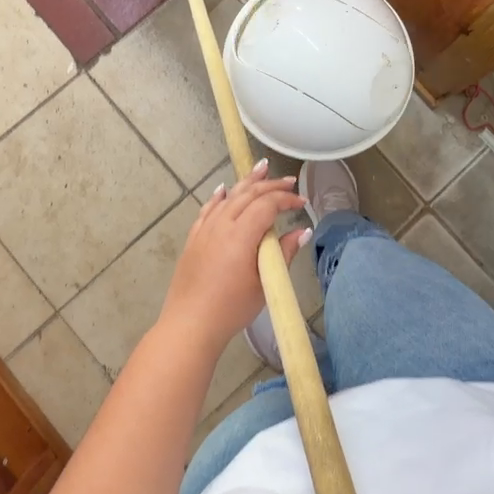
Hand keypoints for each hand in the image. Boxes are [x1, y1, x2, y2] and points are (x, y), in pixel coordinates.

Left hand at [159, 159, 309, 355]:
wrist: (190, 324)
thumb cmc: (232, 308)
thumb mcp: (264, 283)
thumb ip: (283, 253)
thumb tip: (302, 232)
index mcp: (241, 235)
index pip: (266, 205)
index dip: (285, 199)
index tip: (302, 202)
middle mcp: (221, 225)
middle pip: (247, 195)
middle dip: (270, 185)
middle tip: (289, 180)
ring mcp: (204, 230)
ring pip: (228, 198)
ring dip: (246, 183)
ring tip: (261, 170)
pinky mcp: (194, 239)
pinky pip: (208, 209)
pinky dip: (219, 197)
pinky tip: (224, 190)